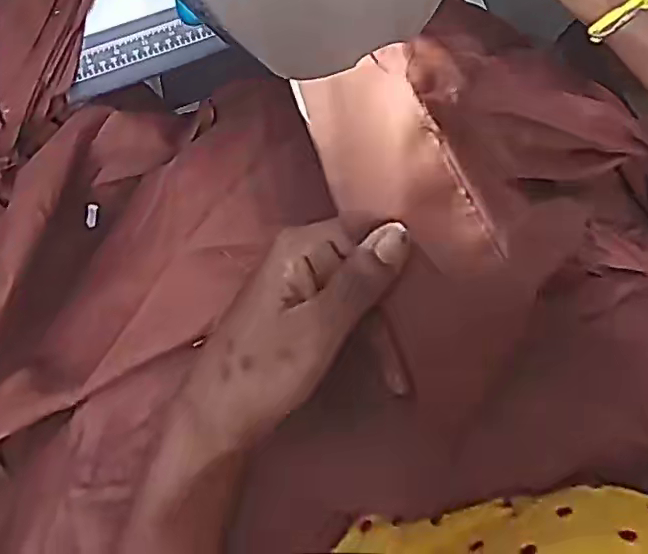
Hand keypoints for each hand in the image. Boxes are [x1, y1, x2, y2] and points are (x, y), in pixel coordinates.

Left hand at [174, 219, 409, 456]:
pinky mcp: (300, 305)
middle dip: (393, 299)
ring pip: (358, 286)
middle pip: (363, 258)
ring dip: (382, 327)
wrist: (214, 421)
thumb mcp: (320, 329)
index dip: (400, 249)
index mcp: (301, 245)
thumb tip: (400, 231)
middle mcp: (300, 251)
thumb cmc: (264, 372)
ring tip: (401, 374)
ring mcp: (298, 278)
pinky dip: (364, 334)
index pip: (365, 227)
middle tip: (421, 339)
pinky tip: (382, 368)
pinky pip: (344, 305)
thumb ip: (360, 280)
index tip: (434, 279)